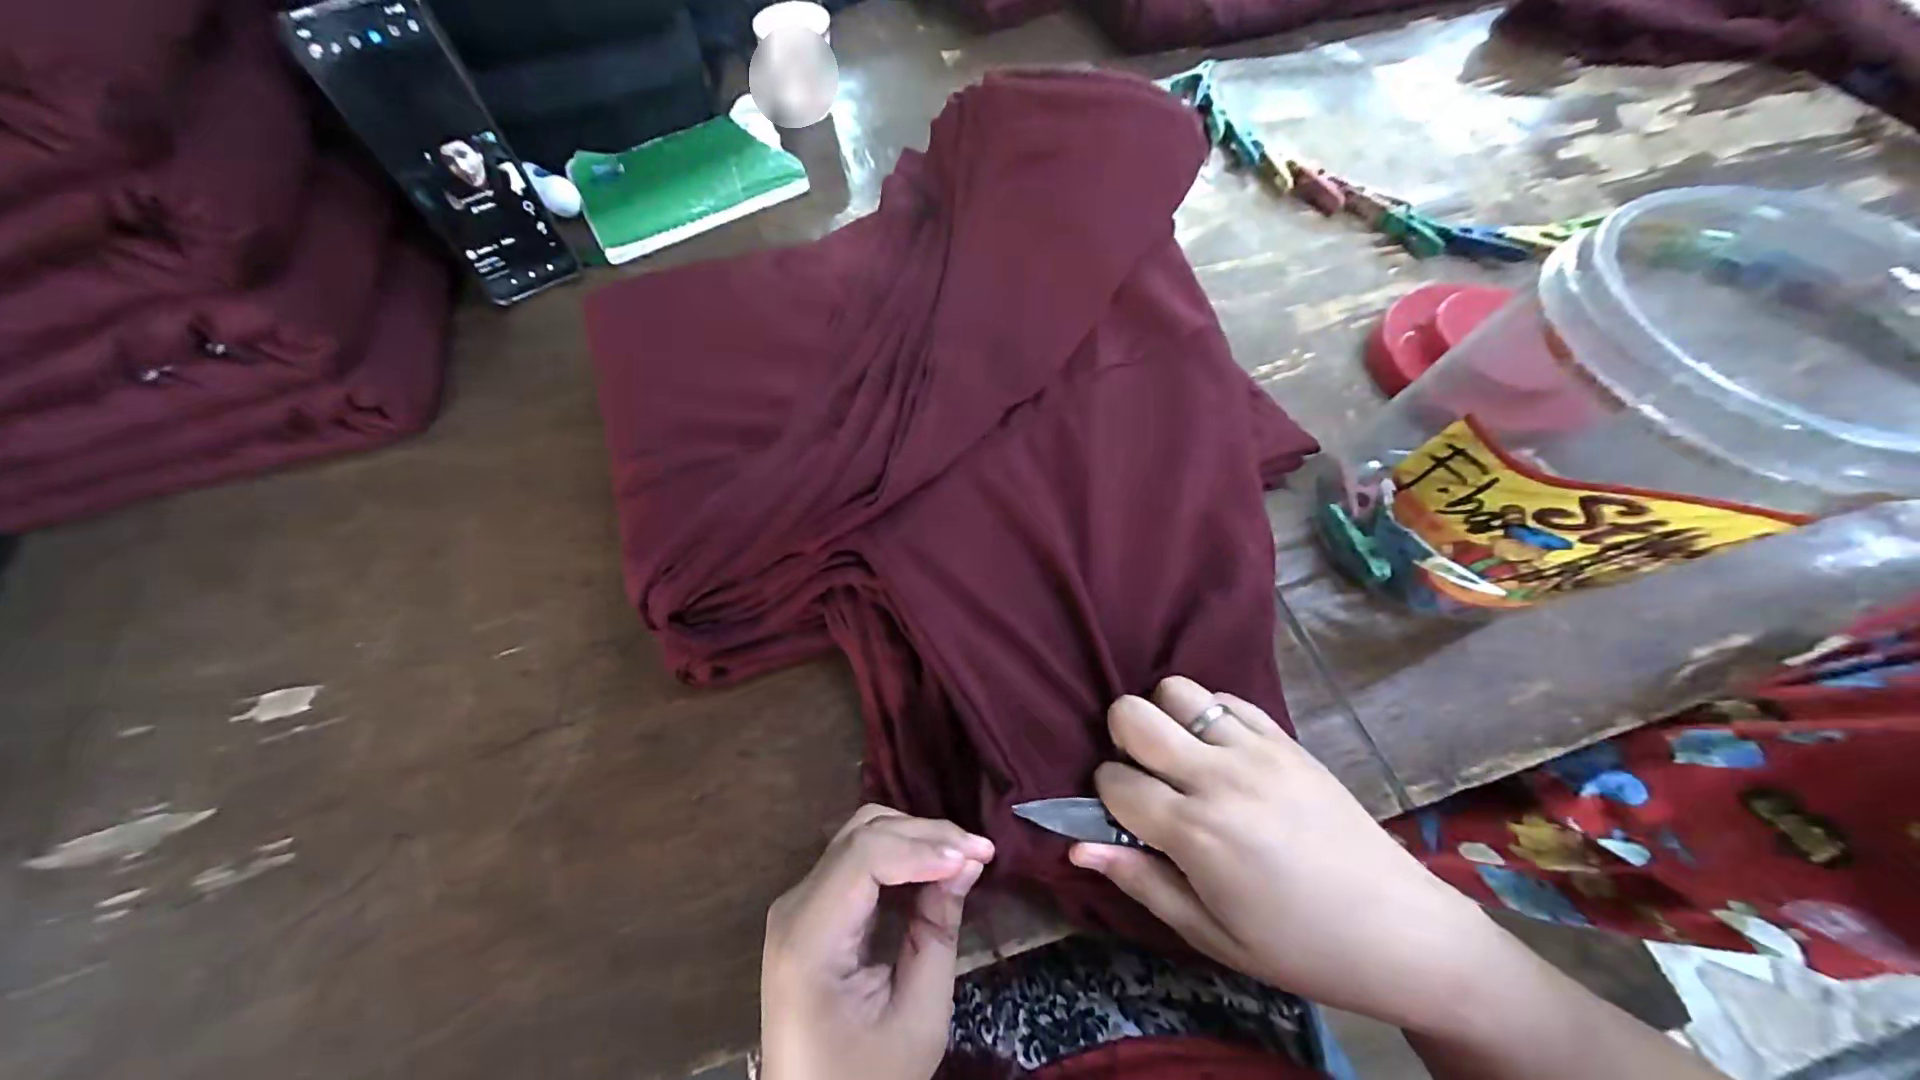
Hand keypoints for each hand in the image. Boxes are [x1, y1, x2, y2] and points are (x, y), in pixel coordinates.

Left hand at [761, 804, 994, 1079]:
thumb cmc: (868, 1076)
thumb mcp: (918, 1017)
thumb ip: (939, 931)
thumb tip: (967, 862)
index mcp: (809, 937)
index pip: (865, 856)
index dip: (922, 847)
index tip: (975, 858)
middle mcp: (794, 905)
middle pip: (863, 834)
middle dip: (927, 835)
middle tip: (980, 851)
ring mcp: (798, 901)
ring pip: (861, 834)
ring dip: (915, 836)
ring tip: (963, 854)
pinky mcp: (811, 905)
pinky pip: (857, 856)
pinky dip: (901, 850)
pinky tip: (934, 862)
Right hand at [1068, 677, 1500, 1029]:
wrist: (1404, 932)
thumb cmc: (1298, 947)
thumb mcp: (1210, 934)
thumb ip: (1140, 881)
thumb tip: (1075, 847)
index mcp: (1196, 832)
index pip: (1114, 780)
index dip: (1106, 796)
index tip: (1125, 817)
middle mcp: (1219, 777)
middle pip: (1132, 714)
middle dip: (1121, 739)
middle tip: (1145, 776)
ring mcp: (1256, 750)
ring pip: (1176, 690)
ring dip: (1164, 718)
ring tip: (1182, 757)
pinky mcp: (1286, 739)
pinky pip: (1227, 698)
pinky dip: (1209, 714)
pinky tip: (1221, 750)